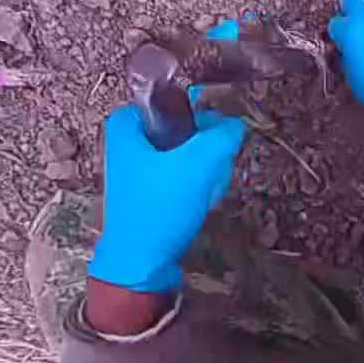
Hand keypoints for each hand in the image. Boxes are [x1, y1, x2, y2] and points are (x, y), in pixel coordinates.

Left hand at [86, 102, 245, 292]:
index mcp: (128, 123)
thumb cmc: (160, 206)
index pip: (178, 101)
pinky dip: (199, 184)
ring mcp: (141, 164)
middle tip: (210, 171)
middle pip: (189, 128)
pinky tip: (201, 199)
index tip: (213, 141)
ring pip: (192, 152)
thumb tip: (235, 125)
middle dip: (207, 151)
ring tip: (206, 190)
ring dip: (207, 170)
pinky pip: (187, 172)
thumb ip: (222, 136)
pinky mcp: (152, 185)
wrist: (141, 260)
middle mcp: (131, 138)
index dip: (202, 119)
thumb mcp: (197, 164)